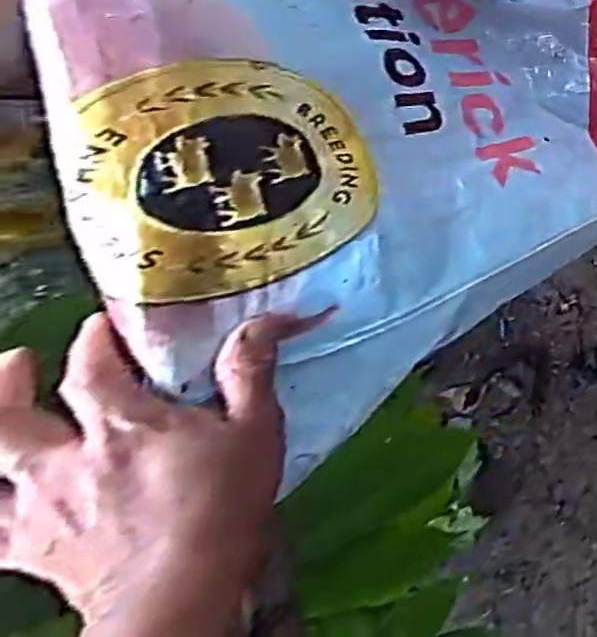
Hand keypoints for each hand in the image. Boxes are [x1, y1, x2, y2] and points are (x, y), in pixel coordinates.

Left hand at [0, 312, 307, 634]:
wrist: (176, 583)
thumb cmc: (227, 496)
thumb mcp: (257, 426)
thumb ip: (249, 371)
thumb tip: (264, 321)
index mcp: (124, 426)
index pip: (93, 369)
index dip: (97, 339)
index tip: (107, 322)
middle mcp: (63, 460)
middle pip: (5, 416)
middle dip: (7, 382)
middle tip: (19, 360)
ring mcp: (30, 508)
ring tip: (8, 411)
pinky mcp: (17, 547)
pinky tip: (8, 497)